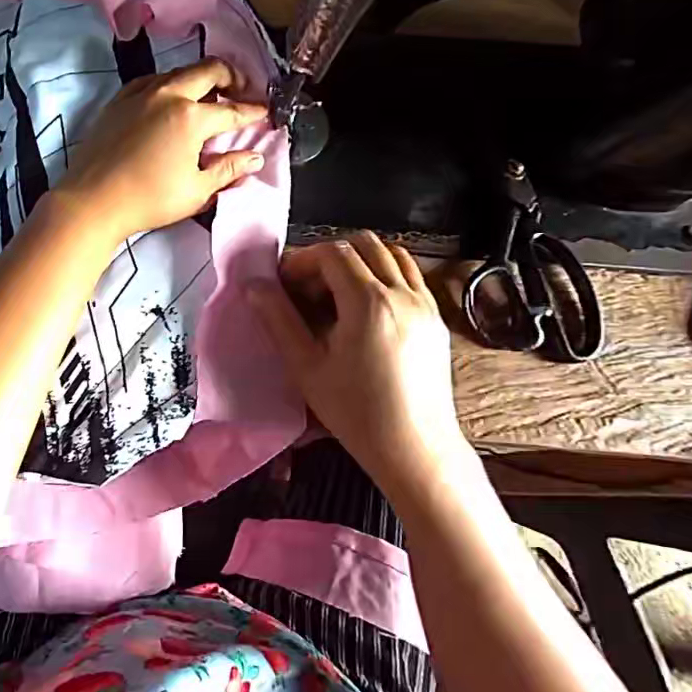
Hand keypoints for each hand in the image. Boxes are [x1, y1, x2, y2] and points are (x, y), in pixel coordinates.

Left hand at [52, 59, 269, 241]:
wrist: (92, 201)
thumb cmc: (147, 200)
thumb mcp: (196, 191)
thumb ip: (228, 169)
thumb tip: (253, 157)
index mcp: (191, 117)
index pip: (232, 110)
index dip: (252, 112)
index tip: (264, 113)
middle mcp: (167, 96)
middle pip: (209, 70)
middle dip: (232, 77)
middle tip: (243, 91)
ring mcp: (139, 95)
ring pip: (178, 72)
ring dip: (200, 79)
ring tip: (209, 96)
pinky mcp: (118, 102)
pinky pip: (151, 81)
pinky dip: (169, 85)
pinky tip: (170, 100)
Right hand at [249, 232, 470, 482]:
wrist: (414, 447)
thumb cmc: (355, 411)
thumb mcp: (305, 366)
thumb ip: (278, 319)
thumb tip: (254, 286)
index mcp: (368, 303)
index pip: (333, 253)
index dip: (303, 261)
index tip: (285, 285)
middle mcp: (403, 294)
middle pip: (365, 244)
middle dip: (330, 256)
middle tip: (308, 287)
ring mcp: (426, 304)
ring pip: (393, 254)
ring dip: (360, 261)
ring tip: (336, 294)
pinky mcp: (437, 319)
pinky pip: (411, 276)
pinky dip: (385, 275)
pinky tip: (365, 308)